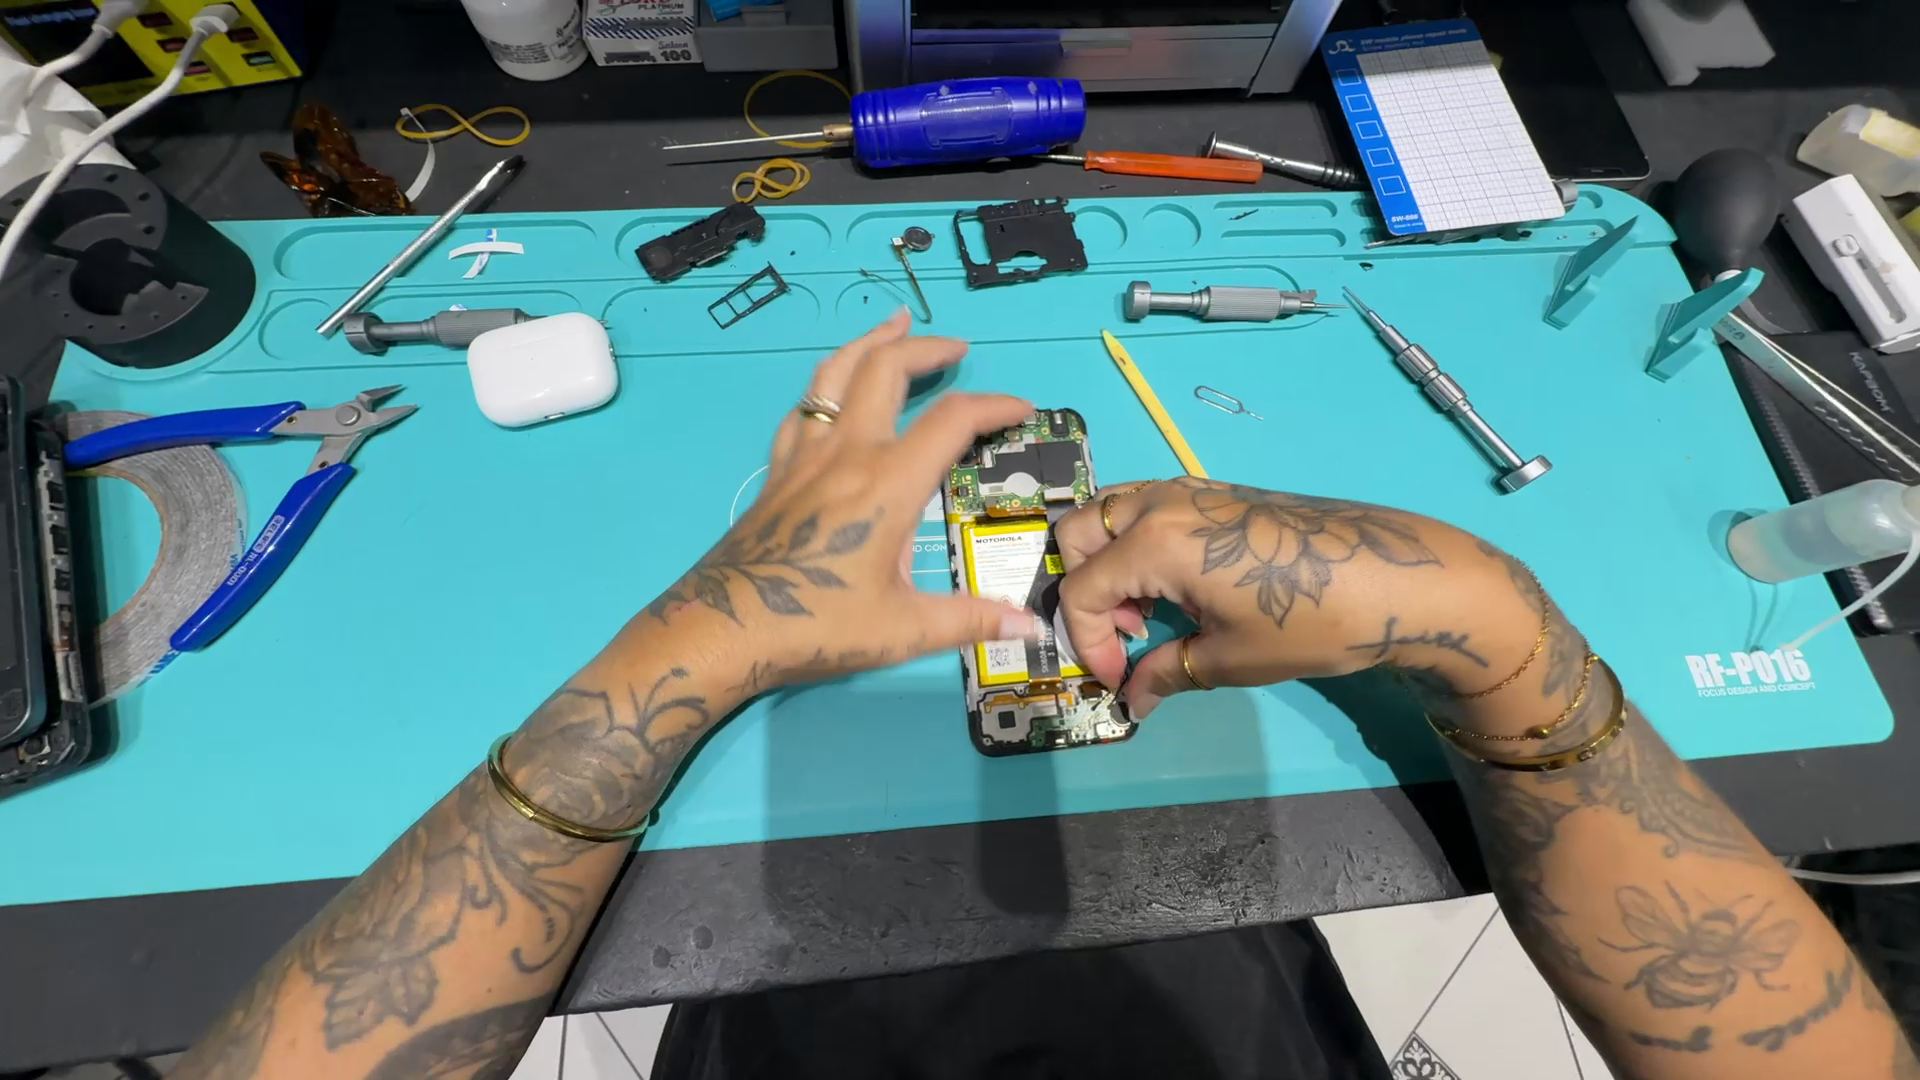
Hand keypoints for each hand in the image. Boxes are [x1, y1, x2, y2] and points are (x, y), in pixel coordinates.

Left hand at [641, 311, 1038, 702]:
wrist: (725, 629)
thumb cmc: (817, 626)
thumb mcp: (904, 630)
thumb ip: (972, 620)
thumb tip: (1031, 627)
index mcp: (888, 484)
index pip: (952, 421)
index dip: (995, 406)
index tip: (1021, 408)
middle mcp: (847, 453)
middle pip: (886, 370)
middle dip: (927, 349)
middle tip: (957, 349)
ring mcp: (805, 455)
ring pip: (834, 373)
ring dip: (870, 343)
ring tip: (894, 326)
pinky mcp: (777, 469)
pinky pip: (803, 408)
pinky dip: (827, 386)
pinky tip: (834, 393)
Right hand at [1055, 479, 1535, 717]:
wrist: (1402, 577)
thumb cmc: (1312, 621)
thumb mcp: (1231, 657)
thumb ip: (1165, 673)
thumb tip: (1132, 701)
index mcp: (1155, 543)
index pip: (1081, 589)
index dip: (1087, 641)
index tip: (1117, 677)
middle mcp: (1159, 503)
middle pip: (1076, 534)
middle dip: (1083, 587)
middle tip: (1128, 628)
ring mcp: (1186, 488)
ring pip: (1107, 510)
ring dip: (1106, 559)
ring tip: (1148, 605)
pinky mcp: (1213, 489)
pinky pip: (1143, 504)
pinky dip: (1134, 541)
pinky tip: (1177, 581)